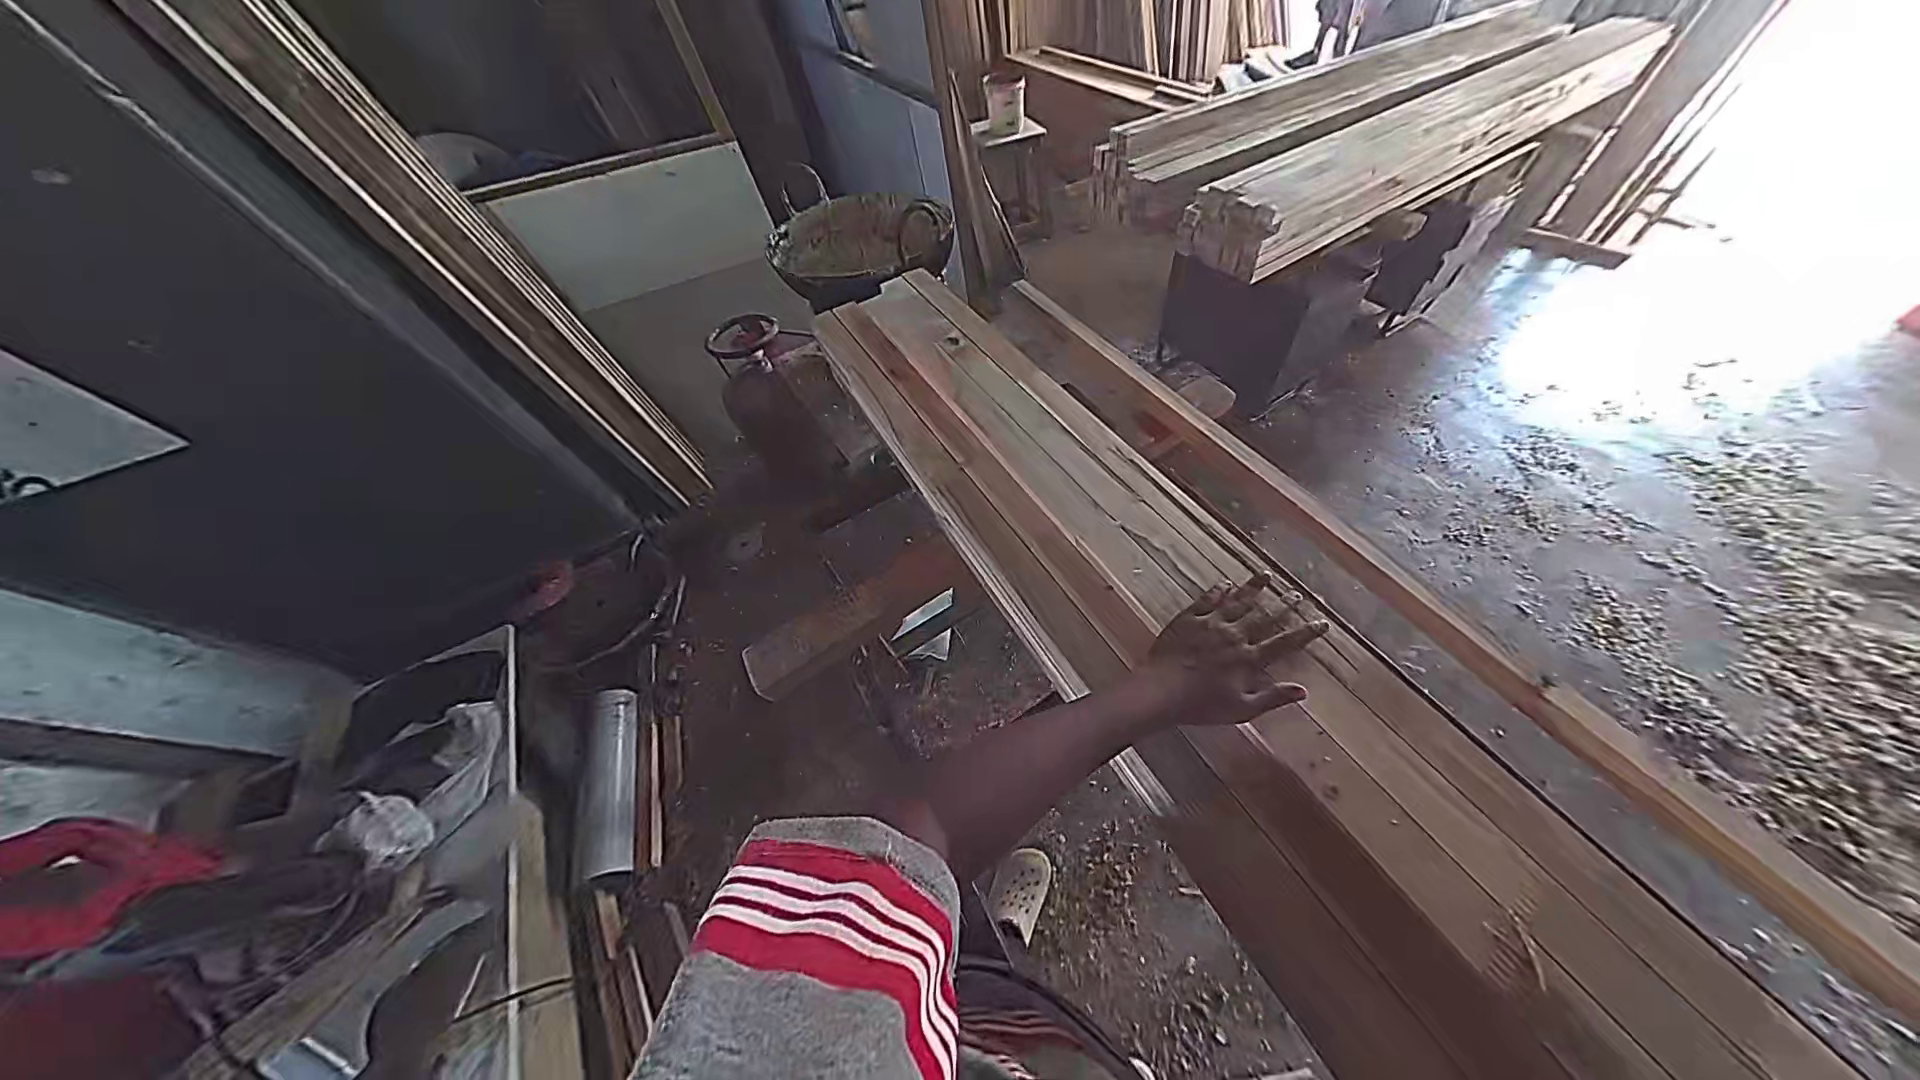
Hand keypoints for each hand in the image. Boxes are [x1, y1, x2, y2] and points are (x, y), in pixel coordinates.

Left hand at [1130, 574, 1329, 727]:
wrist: (1161, 689)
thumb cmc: (1200, 704)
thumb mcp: (1241, 709)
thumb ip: (1272, 698)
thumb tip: (1303, 691)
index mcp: (1248, 658)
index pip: (1284, 643)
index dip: (1305, 633)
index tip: (1321, 622)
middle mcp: (1233, 636)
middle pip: (1263, 616)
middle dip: (1283, 604)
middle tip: (1297, 593)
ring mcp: (1209, 624)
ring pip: (1236, 601)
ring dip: (1253, 588)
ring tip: (1266, 575)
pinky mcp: (1188, 619)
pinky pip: (1206, 600)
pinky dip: (1218, 591)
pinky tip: (1226, 583)